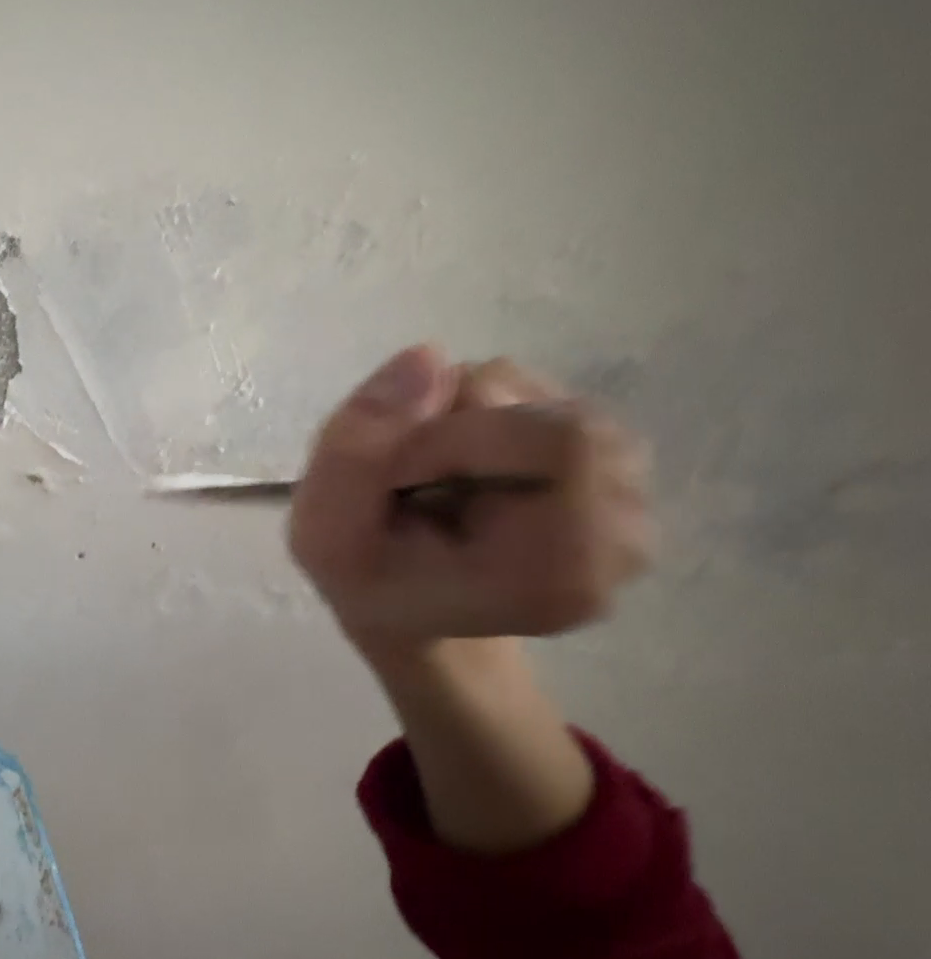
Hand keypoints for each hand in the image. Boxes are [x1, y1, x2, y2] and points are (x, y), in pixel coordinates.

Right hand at [287, 346, 651, 659]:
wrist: (414, 605)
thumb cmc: (371, 578)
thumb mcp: (326, 532)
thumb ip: (356, 451)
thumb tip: (430, 354)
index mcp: (565, 573)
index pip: (556, 440)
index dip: (463, 435)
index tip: (401, 478)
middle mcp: (624, 535)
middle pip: (551, 413)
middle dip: (458, 421)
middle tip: (412, 476)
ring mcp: (631, 497)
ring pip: (543, 394)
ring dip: (465, 416)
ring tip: (434, 475)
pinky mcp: (616, 464)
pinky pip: (543, 393)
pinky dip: (484, 413)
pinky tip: (460, 464)